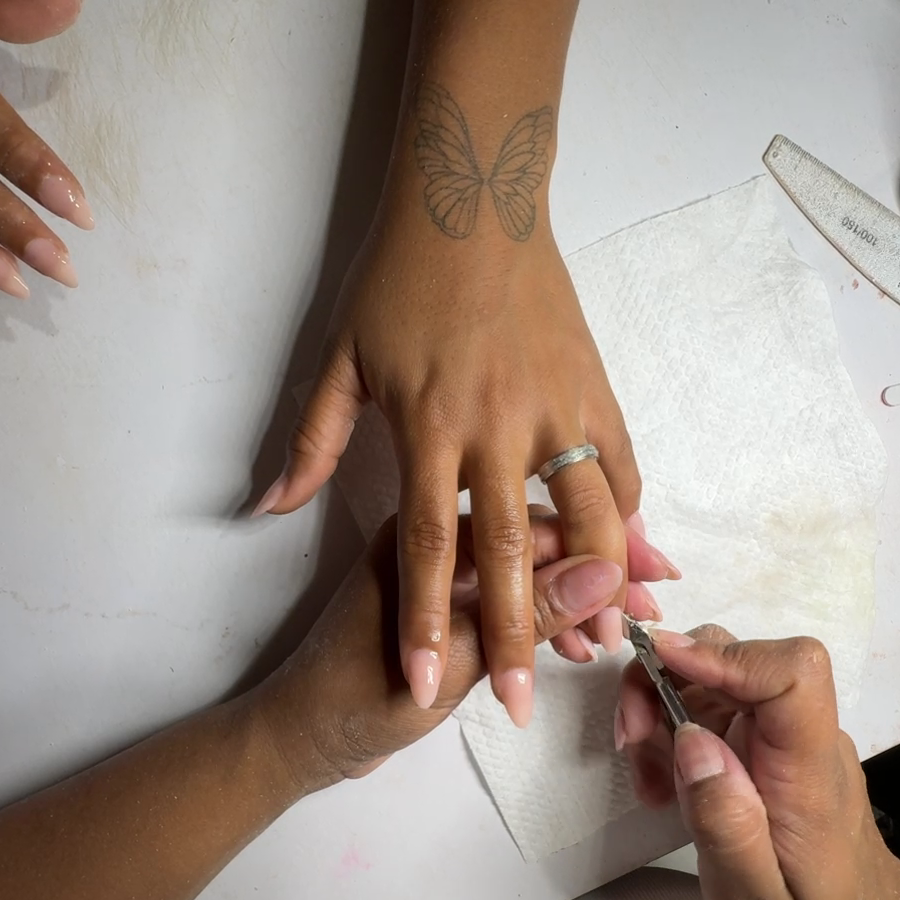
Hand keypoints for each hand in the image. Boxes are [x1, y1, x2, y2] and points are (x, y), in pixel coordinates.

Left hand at [252, 511, 660, 792]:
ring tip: (631, 620)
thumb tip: (606, 572)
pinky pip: (505, 587)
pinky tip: (581, 634)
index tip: (651, 576)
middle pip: (537, 537)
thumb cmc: (356, 695)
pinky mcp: (442, 592)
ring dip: (578, 593)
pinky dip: (544, 611)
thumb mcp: (451, 658)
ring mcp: (438, 560)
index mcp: (423, 526)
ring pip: (526, 564)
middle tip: (658, 593)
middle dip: (602, 567)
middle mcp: (434, 529)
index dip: (598, 550)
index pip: (528, 524)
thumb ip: (527, 613)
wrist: (298, 732)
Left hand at [257, 216, 642, 727]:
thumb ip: (311, 442)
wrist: (475, 196)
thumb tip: (269, 506)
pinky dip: (626, 512)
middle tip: (523, 702)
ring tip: (607, 640)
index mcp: (431, 427)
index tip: (422, 688)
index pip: (429, 549)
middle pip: (512, 550)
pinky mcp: (595, 384)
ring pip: (592, 513)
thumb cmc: (400, 279)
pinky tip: (630, 554)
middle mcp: (499, 426)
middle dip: (517, 635)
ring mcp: (556, 405)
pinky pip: (619, 463)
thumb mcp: (341, 358)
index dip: (424, 626)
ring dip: (601, 583)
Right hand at [616, 625, 899, 899]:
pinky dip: (661, 726)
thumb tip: (692, 741)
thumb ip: (728, 826)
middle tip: (630, 739)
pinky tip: (658, 778)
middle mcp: (795, 730)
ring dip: (653, 707)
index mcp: (809, 767)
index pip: (792, 674)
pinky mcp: (752, 730)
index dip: (726, 655)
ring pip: (703, 673)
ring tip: (646, 777)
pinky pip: (698, 702)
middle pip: (733, 655)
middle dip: (662, 679)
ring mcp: (773, 726)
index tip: (661, 661)